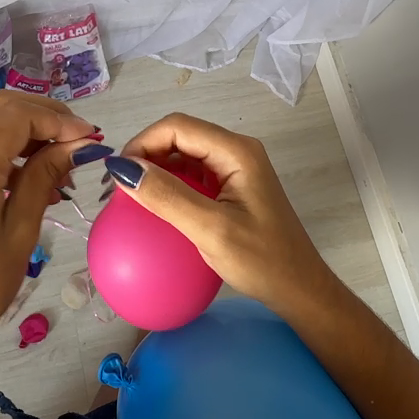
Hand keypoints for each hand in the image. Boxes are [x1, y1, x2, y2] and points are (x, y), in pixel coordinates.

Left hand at [0, 90, 99, 369]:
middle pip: (2, 106)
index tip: (90, 139)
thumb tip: (76, 145)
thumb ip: (43, 178)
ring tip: (60, 163)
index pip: (20, 116)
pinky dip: (6, 144)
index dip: (60, 120)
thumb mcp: (19, 235)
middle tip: (77, 141)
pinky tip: (30, 176)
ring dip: (26, 128)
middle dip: (44, 115)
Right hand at [109, 112, 338, 317]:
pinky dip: (170, 185)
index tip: (117, 174)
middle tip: (118, 187)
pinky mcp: (232, 187)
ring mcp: (235, 168)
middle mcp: (236, 150)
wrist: (301, 291)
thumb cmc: (262, 261)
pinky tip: (155, 208)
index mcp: (236, 151)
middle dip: (145, 154)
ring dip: (155, 169)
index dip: (142, 142)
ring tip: (130, 196)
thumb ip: (167, 197)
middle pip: (179, 135)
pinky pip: (193, 174)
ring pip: (184, 154)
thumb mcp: (210, 230)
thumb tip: (123, 169)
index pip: (177, 126)